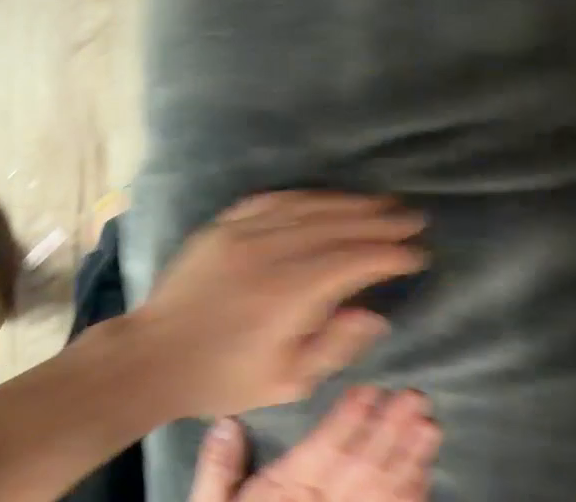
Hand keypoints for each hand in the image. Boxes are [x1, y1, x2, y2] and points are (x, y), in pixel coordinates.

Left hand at [128, 192, 425, 417]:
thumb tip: (375, 313)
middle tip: (412, 217)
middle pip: (331, 225)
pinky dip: (300, 195)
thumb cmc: (225, 376)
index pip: (351, 260)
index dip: (388, 253)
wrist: (158, 353)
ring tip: (378, 203)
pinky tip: (320, 198)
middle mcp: (266, 251)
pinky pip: (267, 199)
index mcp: (288, 293)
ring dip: (344, 202)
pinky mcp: (220, 226)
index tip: (417, 252)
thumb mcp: (288, 379)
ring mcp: (239, 232)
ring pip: (302, 206)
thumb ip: (335, 344)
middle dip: (376, 220)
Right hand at [189, 389, 439, 501]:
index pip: (324, 452)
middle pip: (363, 470)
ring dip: (410, 461)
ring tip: (429, 428)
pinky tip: (423, 474)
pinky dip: (413, 496)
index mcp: (285, 494)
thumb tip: (228, 422)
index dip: (349, 421)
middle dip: (390, 433)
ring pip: (386, 494)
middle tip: (416, 399)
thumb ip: (219, 470)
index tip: (370, 390)